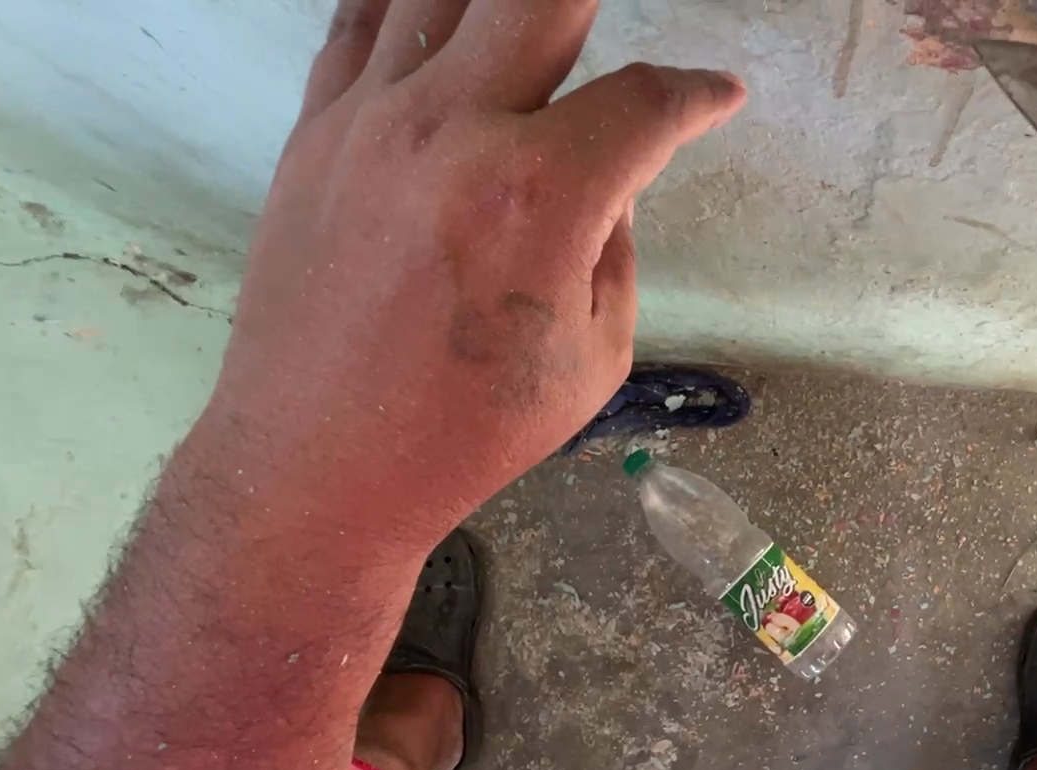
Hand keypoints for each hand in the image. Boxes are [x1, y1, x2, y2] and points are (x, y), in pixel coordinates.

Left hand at [189, 0, 744, 549]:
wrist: (329, 457)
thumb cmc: (477, 426)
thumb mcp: (596, 358)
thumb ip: (615, 252)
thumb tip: (610, 183)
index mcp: (543, 196)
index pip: (644, 104)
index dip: (698, 95)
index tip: (720, 97)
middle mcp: (456, 128)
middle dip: (596, 2)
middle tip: (615, 42)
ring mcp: (372, 117)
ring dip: (509, 0)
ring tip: (538, 30)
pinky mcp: (316, 130)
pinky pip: (363, 18)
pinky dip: (414, 4)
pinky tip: (444, 22)